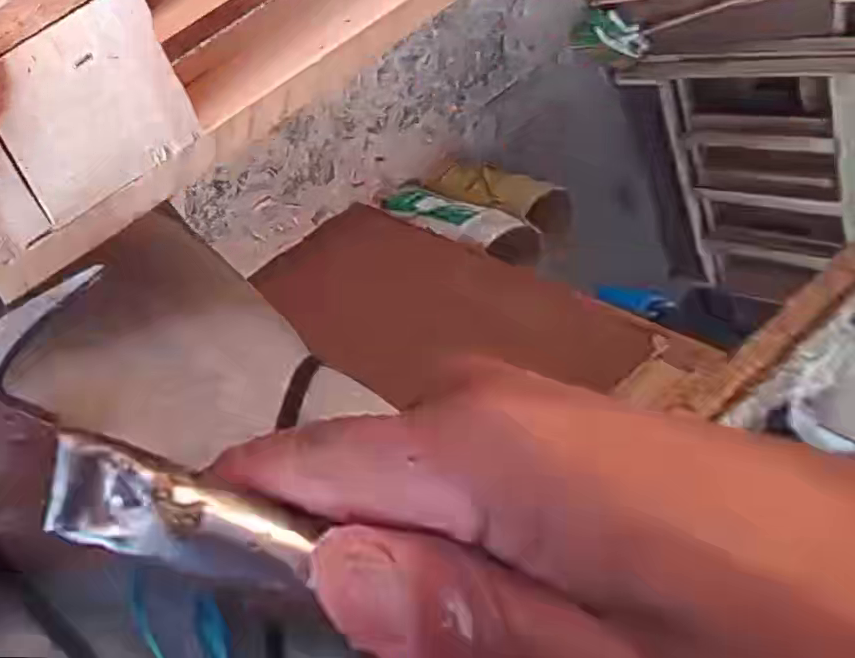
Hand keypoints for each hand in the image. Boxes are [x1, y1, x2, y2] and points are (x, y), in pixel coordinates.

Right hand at [213, 361, 854, 657]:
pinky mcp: (540, 413)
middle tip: (426, 645)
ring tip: (502, 625)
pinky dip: (454, 523)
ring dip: (408, 544)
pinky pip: (447, 463)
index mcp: (470, 439)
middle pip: (343, 470)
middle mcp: (465, 390)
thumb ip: (472, 617)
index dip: (243, 507)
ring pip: (394, 471)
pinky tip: (533, 582)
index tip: (225, 574)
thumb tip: (327, 570)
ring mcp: (507, 394)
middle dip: (352, 551)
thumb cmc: (797, 645)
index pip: (293, 458)